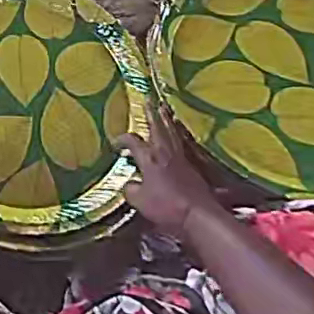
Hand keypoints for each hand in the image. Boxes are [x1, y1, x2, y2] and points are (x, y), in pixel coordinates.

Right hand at [117, 100, 223, 238]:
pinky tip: (177, 132)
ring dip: (166, 119)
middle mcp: (164, 152)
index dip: (123, 139)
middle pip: (157, 127)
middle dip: (150, 113)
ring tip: (164, 108)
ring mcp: (180, 157)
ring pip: (171, 131)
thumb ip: (131, 190)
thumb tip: (129, 185)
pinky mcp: (192, 165)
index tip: (116, 142)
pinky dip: (177, 132)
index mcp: (149, 158)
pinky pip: (181, 141)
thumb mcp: (140, 201)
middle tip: (148, 100)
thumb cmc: (166, 206)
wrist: (197, 213)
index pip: (133, 142)